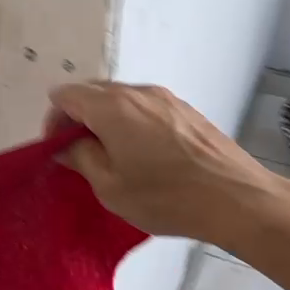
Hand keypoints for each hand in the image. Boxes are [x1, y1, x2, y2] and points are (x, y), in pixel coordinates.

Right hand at [46, 82, 289, 247]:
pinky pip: (145, 108)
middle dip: (78, 119)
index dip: (53, 121)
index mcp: (112, 106)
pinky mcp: (186, 110)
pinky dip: (132, 123)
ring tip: (112, 158)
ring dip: (106, 121)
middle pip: (93, 92)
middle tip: (80, 156)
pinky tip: (143, 156)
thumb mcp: (110, 187)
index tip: (59, 151)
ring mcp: (166, 98)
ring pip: (121, 99)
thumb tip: (67, 144)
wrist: (236, 198)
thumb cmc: (166, 197)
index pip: (66, 95)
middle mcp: (138, 92)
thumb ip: (81, 157)